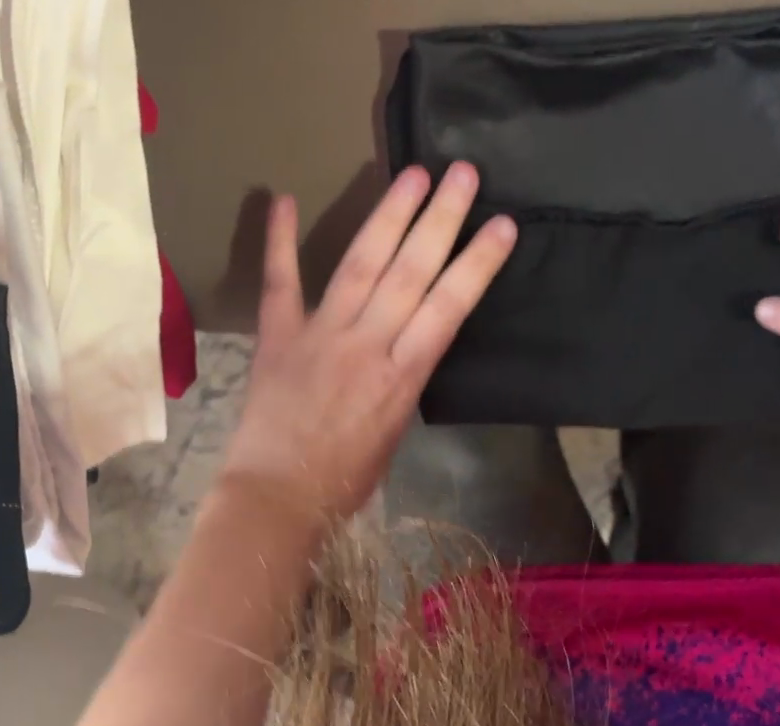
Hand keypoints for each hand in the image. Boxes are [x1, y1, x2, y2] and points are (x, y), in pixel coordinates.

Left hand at [220, 164, 516, 518]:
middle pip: (410, 273)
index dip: (476, 264)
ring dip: (388, 216)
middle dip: (440, 220)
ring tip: (413, 174)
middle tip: (462, 174)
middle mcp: (366, 345)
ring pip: (360, 265)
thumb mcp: (393, 436)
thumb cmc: (343, 482)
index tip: (501, 225)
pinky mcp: (277, 338)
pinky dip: (280, 241)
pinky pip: (279, 282)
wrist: (278, 497)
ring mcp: (320, 335)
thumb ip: (401, 384)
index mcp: (402, 378)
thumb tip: (406, 348)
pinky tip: (284, 198)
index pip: (448, 309)